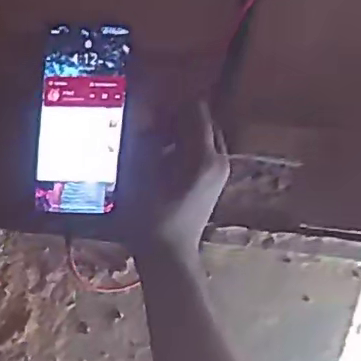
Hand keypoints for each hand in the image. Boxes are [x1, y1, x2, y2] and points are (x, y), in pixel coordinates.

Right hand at [118, 100, 227, 263]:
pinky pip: (200, 156)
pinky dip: (183, 152)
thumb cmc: (152, 221)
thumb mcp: (142, 178)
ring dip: (179, 136)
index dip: (173, 105)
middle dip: (178, 120)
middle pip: (203, 124)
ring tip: (153, 145)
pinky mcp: (212, 185)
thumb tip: (143, 119)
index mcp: (204, 157)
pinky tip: (161, 163)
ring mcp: (218, 174)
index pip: (197, 112)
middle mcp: (219, 161)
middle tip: (151, 125)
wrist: (169, 256)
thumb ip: (145, 145)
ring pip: (202, 140)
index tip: (152, 106)